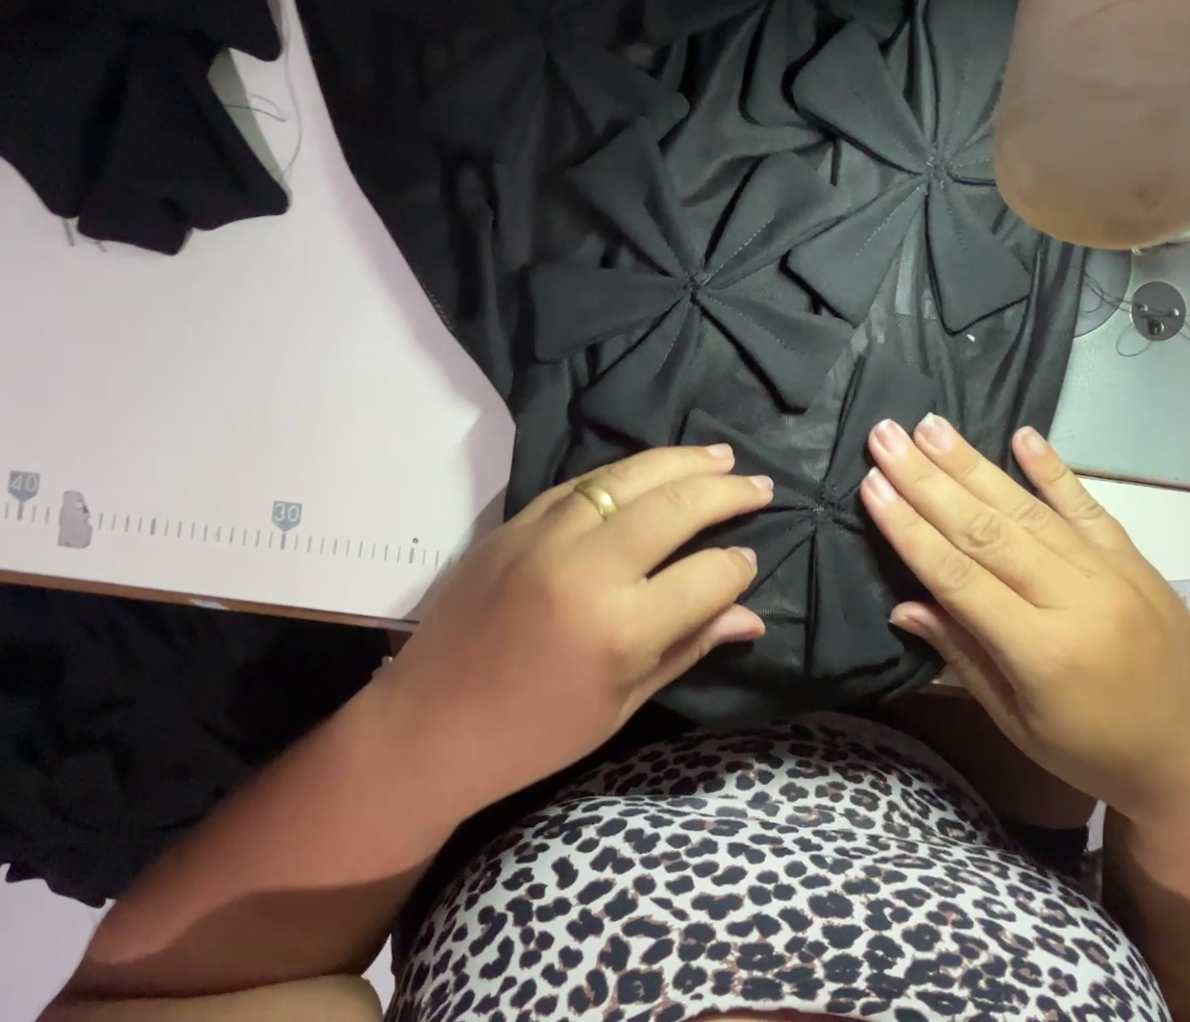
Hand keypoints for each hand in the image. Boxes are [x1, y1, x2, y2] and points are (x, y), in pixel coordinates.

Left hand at [375, 445, 771, 814]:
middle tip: (760, 484)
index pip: (708, 576)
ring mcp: (544, 538)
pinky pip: (580, 486)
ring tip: (719, 454)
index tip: (751, 562)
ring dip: (679, 462)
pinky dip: (622, 475)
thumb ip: (688, 647)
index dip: (739, 567)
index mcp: (620, 629)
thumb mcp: (622, 704)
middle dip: (726, 491)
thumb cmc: (534, 735)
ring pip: (627, 478)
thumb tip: (750, 616)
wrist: (429, 726)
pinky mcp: (514, 526)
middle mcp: (586, 569)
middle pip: (675, 507)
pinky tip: (648, 472)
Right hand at [860, 416, 1189, 824]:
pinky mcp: (1135, 561)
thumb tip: (902, 606)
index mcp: (1042, 650)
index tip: (872, 485)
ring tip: (930, 426)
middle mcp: (1076, 598)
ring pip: (1027, 508)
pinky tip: (1023, 435)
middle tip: (886, 436)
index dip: (909, 529)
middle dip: (928, 479)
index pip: (958, 576)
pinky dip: (1053, 469)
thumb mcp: (1017, 722)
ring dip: (973, 464)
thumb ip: (961, 656)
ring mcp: (1111, 572)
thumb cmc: (1096, 754)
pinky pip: (1087, 507)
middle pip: (986, 528)